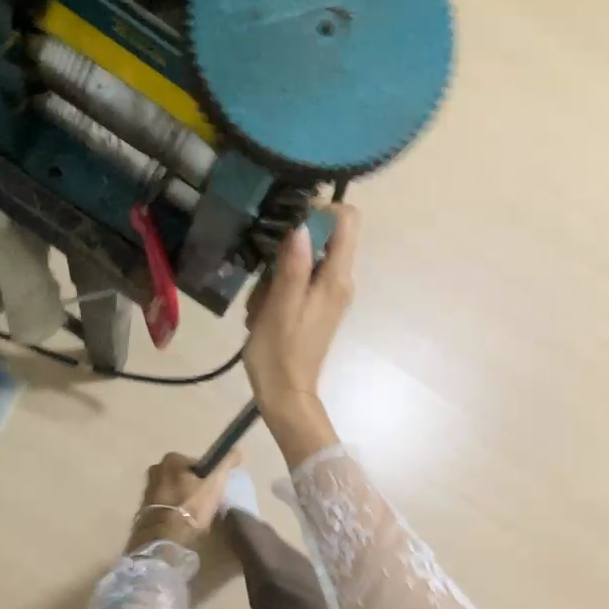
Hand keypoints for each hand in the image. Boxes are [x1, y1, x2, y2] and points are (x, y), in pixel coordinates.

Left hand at [127, 451, 239, 551]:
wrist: (165, 536)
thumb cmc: (191, 505)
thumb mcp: (215, 482)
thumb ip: (226, 463)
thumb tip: (237, 451)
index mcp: (170, 459)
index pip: (196, 464)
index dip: (208, 476)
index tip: (214, 490)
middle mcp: (155, 470)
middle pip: (184, 476)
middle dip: (194, 487)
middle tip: (206, 503)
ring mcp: (147, 490)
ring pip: (174, 490)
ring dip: (184, 499)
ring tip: (195, 515)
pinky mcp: (144, 508)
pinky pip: (166, 505)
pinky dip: (174, 510)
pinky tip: (182, 521)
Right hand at [243, 204, 357, 464]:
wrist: (285, 396)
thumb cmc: (279, 355)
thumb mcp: (280, 308)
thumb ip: (293, 266)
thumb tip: (302, 224)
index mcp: (336, 279)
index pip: (347, 219)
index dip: (319, 211)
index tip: (287, 225)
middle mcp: (340, 282)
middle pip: (324, 236)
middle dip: (290, 245)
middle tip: (267, 273)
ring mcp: (329, 294)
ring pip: (305, 258)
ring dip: (278, 272)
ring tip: (262, 301)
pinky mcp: (315, 306)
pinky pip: (299, 280)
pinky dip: (279, 288)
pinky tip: (264, 311)